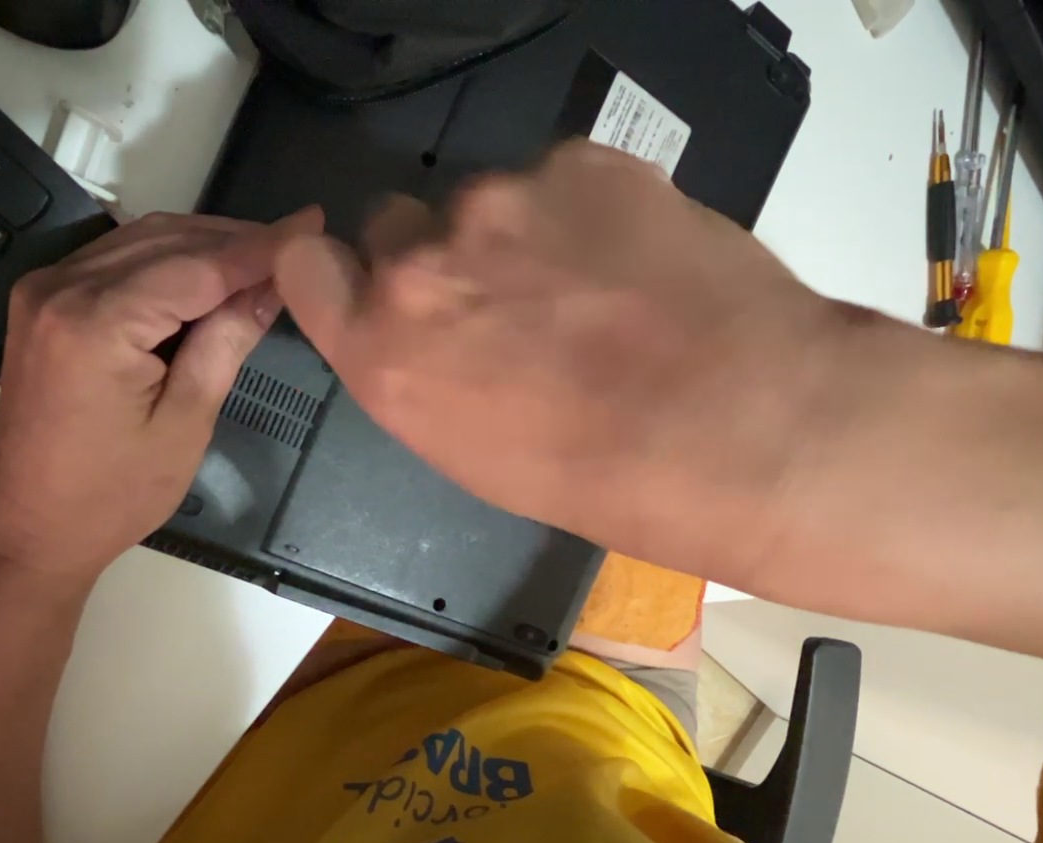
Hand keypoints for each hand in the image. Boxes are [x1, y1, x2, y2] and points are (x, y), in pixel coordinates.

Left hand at [0, 207, 324, 582]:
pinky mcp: (44, 304)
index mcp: (96, 322)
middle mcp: (60, 288)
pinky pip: (117, 262)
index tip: (311, 224)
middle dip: (235, 240)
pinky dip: (168, 262)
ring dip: (204, 246)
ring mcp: (44, 291)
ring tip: (263, 261)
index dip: (260, 246)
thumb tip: (270, 287)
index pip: (196, 265)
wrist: (37, 527)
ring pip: (141, 241)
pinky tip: (209, 277)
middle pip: (166, 239)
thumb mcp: (186, 421)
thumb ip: (226, 343)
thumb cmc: (117, 493)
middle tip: (297, 246)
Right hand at [274, 142, 861, 586]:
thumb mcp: (478, 455)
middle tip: (509, 303)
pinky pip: (562, 179)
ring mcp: (505, 201)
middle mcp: (426, 264)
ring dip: (521, 237)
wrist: (733, 426)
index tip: (370, 284)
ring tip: (595, 292)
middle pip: (398, 226)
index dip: (340, 275)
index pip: (309, 269)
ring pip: (488, 202)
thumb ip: (426, 377)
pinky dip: (586, 214)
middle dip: (439, 261)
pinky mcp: (584, 164)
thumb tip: (435, 342)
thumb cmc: (601, 478)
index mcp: (387, 352)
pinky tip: (635, 265)